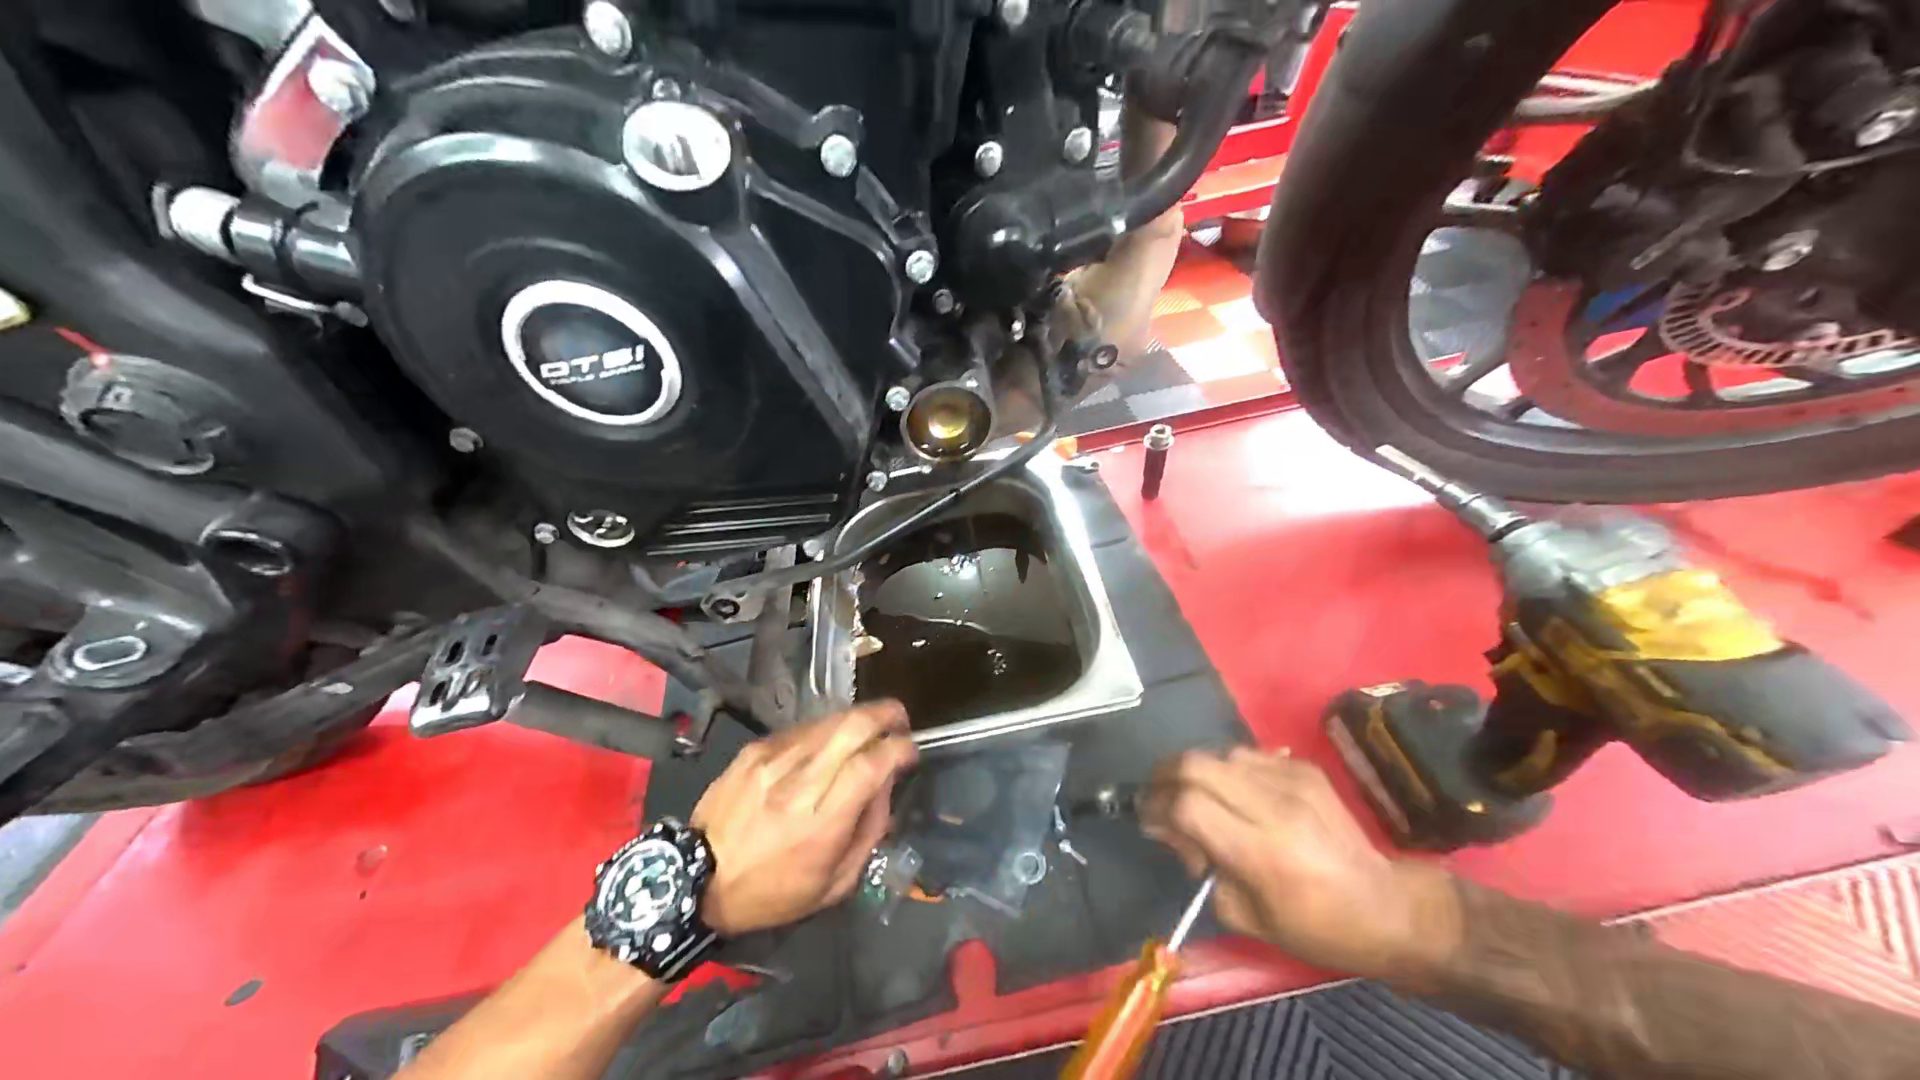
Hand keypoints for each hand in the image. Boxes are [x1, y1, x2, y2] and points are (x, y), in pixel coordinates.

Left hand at [690, 701, 918, 935]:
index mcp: (822, 822)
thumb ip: (870, 831)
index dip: (899, 748)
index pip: (871, 764)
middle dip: (885, 714)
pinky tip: (825, 745)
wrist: (695, 880)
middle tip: (899, 719)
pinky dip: (823, 732)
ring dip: (856, 720)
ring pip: (829, 720)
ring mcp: (773, 759)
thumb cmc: (772, 892)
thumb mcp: (834, 884)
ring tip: (865, 732)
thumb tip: (887, 784)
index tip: (911, 750)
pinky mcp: (754, 750)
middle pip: (852, 725)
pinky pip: (802, 729)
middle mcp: (799, 782)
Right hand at [1139, 747, 1459, 980]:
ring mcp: (1292, 780)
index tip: (1148, 819)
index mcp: (1260, 852)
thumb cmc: (1315, 927)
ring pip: (1219, 753)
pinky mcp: (1305, 769)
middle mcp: (1274, 807)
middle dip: (1164, 776)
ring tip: (1200, 796)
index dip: (1156, 807)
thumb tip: (1172, 828)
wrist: (1388, 907)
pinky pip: (1248, 754)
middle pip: (1195, 764)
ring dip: (1197, 771)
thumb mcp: (1244, 915)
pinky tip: (1235, 792)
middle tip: (1159, 796)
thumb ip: (1200, 866)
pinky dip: (1229, 770)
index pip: (1188, 806)